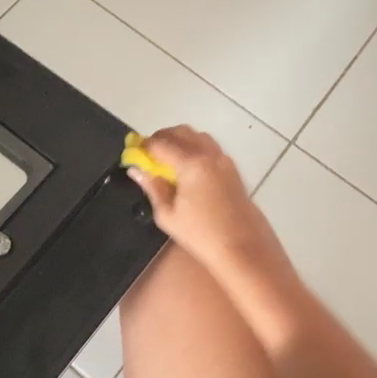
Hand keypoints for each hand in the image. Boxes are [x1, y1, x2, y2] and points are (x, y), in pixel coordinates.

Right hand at [126, 125, 284, 274]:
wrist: (242, 246)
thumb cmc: (201, 234)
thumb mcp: (167, 215)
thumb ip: (152, 187)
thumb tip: (136, 170)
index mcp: (191, 164)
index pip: (161, 143)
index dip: (144, 145)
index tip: (134, 152)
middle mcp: (209, 154)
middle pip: (181, 131)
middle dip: (161, 138)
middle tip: (149, 153)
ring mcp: (223, 159)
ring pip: (197, 135)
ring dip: (180, 139)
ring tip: (167, 158)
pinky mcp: (232, 167)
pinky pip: (209, 146)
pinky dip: (195, 146)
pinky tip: (187, 166)